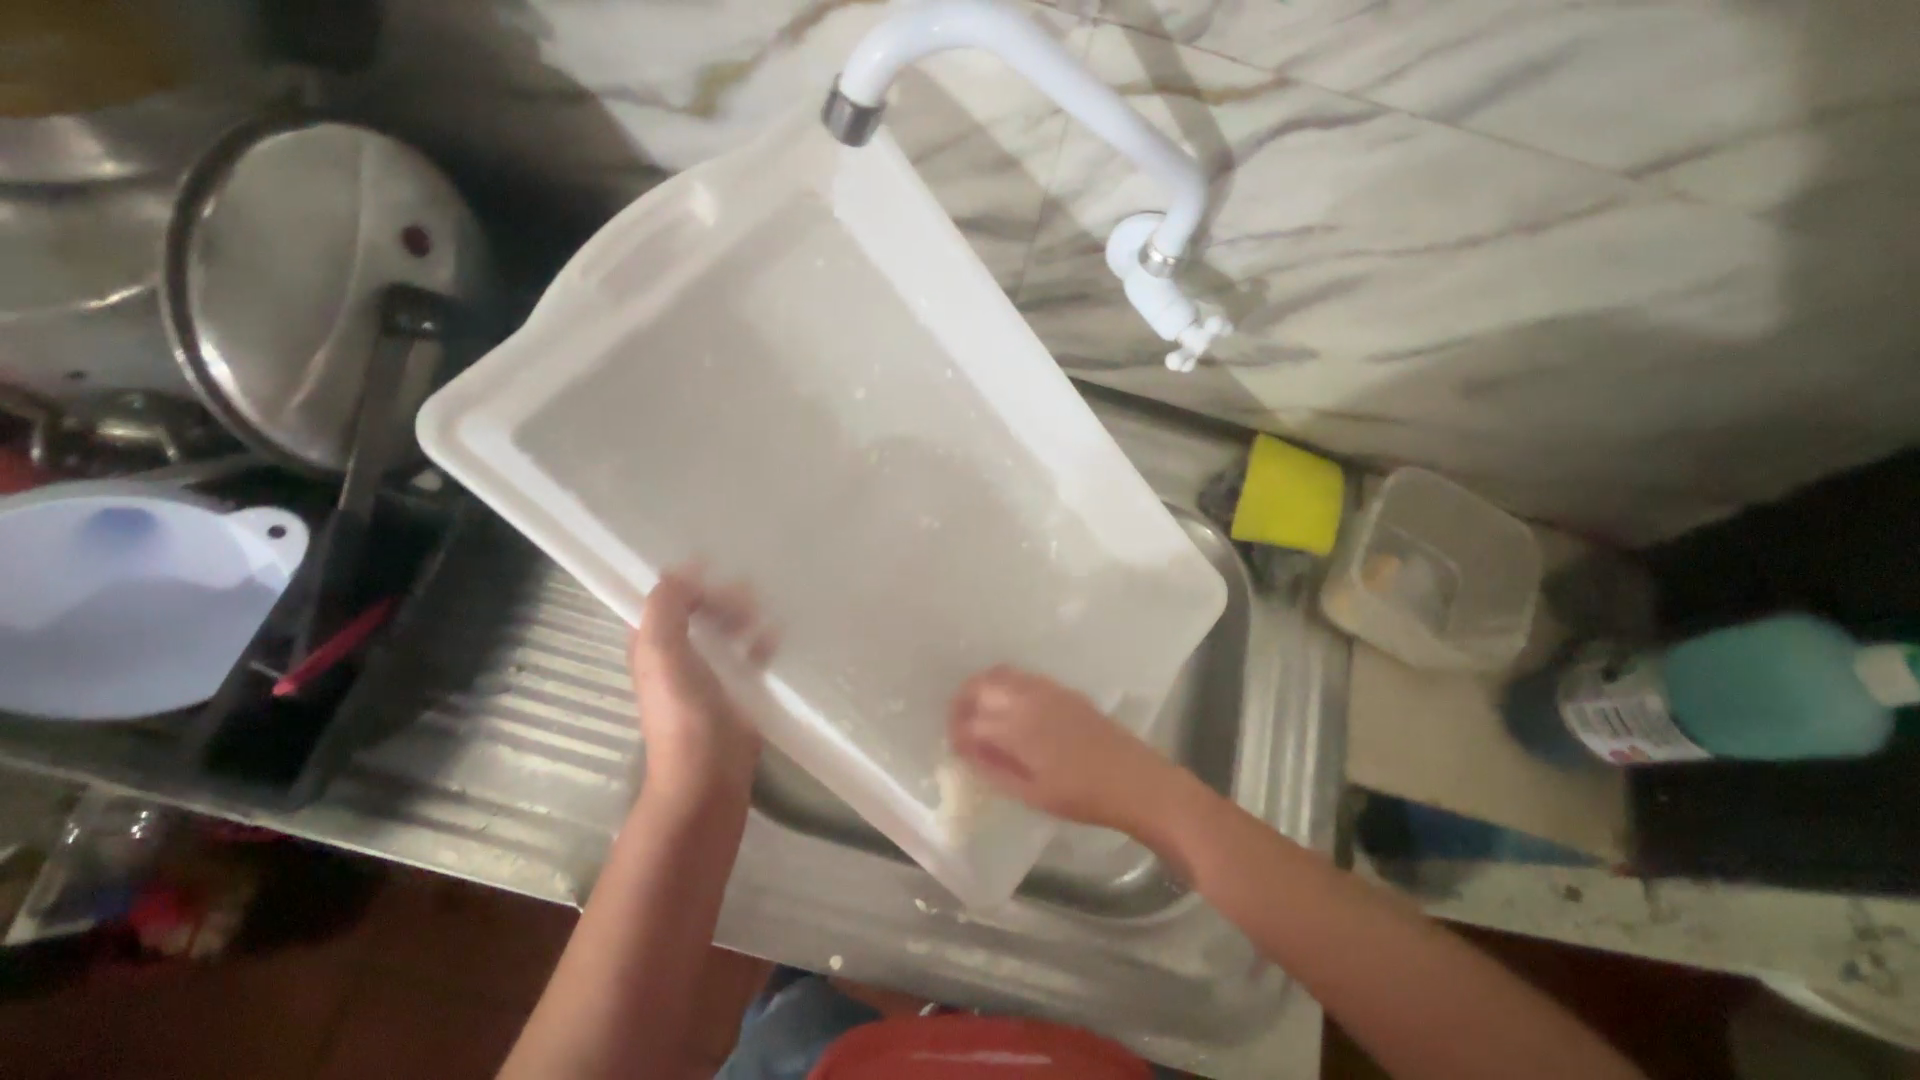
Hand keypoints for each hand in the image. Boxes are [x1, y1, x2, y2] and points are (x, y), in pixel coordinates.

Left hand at [630, 567, 773, 797]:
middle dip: (720, 597)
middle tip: (747, 592)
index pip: (663, 600)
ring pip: (725, 631)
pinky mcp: (737, 691)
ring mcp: (708, 674)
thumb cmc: (682, 712)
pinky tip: (775, 638)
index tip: (713, 563)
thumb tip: (680, 571)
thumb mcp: (661, 652)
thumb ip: (665, 608)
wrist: (708, 774)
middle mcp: (676, 656)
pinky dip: (761, 643)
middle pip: (698, 612)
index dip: (683, 581)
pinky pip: (749, 656)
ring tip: (761, 613)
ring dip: (743, 616)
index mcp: (651, 645)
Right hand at [947, 665, 1181, 833]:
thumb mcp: (1031, 794)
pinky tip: (1012, 712)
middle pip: (981, 685)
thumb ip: (994, 769)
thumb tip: (968, 751)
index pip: (970, 721)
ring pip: (1002, 675)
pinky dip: (1007, 687)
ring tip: (981, 715)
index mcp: (1017, 728)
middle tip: (961, 725)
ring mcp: (1048, 691)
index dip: (956, 733)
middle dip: (963, 702)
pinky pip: (1024, 678)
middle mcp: (1028, 700)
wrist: (1135, 781)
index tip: (954, 747)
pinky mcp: (1065, 691)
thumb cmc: (1081, 796)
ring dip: (984, 690)